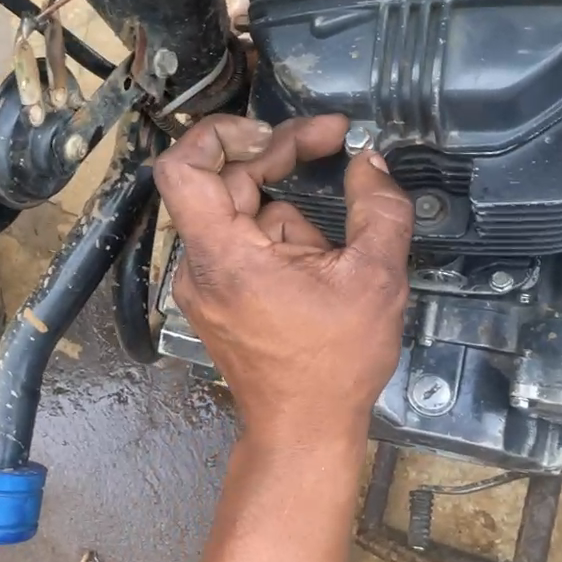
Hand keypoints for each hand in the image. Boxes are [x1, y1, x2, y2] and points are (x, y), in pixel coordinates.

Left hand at [155, 113, 413, 445]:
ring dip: (287, 212)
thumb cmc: (333, 365)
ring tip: (332, 255)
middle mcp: (200, 265)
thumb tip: (370, 161)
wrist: (303, 429)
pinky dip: (278, 240)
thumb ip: (379, 208)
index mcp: (225, 255)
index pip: (183, 168)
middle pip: (222, 182)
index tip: (273, 132)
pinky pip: (241, 244)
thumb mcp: (375, 278)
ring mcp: (205, 283)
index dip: (221, 132)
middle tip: (333, 143)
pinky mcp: (217, 297)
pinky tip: (317, 271)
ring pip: (239, 214)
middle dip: (277, 158)